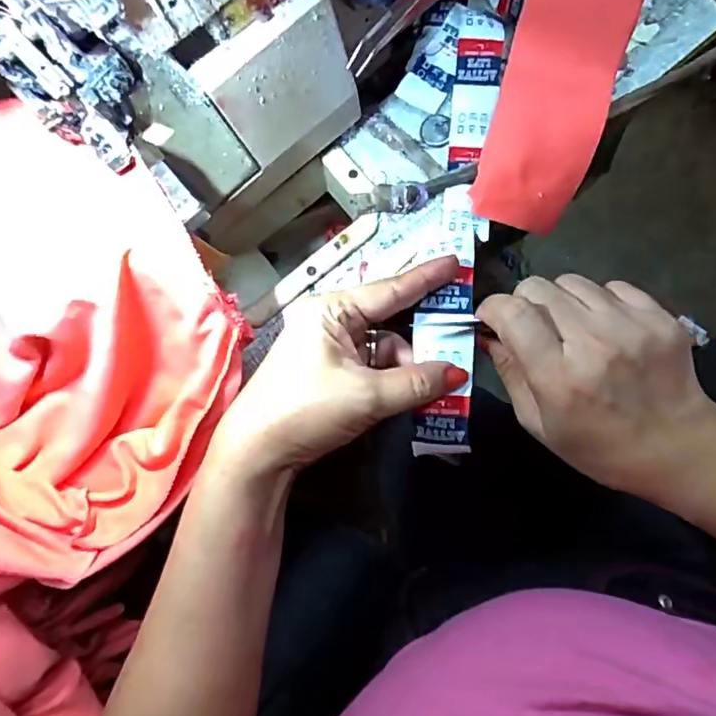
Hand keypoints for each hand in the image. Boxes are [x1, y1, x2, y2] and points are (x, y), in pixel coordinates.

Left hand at [211, 257, 468, 476]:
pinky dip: (395, 378)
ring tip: (437, 380)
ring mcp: (330, 348)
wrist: (257, 453)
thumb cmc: (305, 409)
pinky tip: (415, 392)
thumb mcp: (368, 396)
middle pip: (390, 320)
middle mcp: (331, 321)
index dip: (426, 278)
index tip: (455, 262)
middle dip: (422, 333)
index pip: (389, 289)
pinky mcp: (332, 374)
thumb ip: (417, 383)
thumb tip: (458, 373)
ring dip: (410, 364)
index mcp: (331, 310)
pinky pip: (375, 367)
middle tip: (457, 335)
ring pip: (385, 348)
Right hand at [477, 274, 715, 502]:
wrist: (679, 450)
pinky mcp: (658, 316)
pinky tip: (605, 328)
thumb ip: (511, 374)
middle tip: (531, 326)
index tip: (491, 318)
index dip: (493, 308)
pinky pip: (611, 286)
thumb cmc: (600, 448)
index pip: (513, 312)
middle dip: (522, 302)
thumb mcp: (540, 424)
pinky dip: (598, 301)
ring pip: (572, 281)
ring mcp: (630, 325)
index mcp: (559, 377)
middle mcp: (593, 342)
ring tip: (570, 327)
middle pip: (538, 288)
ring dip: (560, 300)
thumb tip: (489, 334)